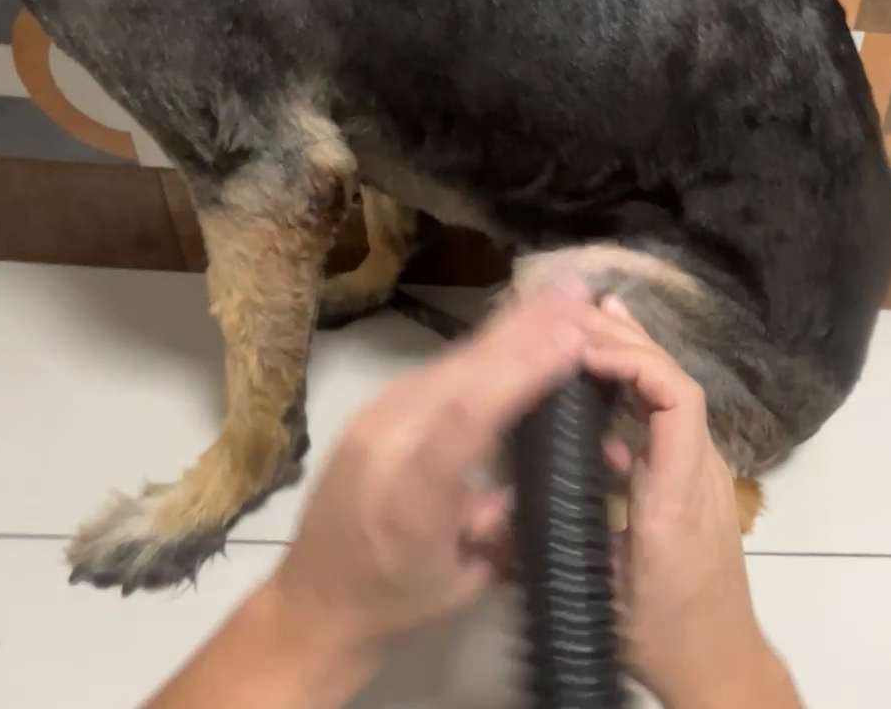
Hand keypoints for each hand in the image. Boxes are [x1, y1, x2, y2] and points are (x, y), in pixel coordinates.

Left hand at [271, 281, 599, 650]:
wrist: (312, 599)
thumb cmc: (397, 598)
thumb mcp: (462, 579)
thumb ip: (504, 522)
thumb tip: (545, 466)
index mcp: (410, 496)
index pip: (469, 419)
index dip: (521, 374)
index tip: (572, 340)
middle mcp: (387, 442)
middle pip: (465, 370)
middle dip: (527, 327)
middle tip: (578, 290)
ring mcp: (378, 414)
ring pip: (456, 357)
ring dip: (512, 323)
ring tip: (559, 293)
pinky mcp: (379, 402)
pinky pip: (444, 363)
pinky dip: (489, 339)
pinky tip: (518, 318)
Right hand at [581, 298, 796, 708]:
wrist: (722, 661)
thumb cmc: (663, 632)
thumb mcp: (604, 591)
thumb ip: (561, 542)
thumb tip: (495, 513)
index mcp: (677, 492)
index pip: (676, 400)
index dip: (636, 362)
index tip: (586, 353)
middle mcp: (700, 468)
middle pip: (676, 382)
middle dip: (631, 342)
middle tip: (582, 312)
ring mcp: (704, 469)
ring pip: (675, 394)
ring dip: (637, 355)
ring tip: (597, 321)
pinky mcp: (696, 476)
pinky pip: (672, 415)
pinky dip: (641, 386)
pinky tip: (611, 379)